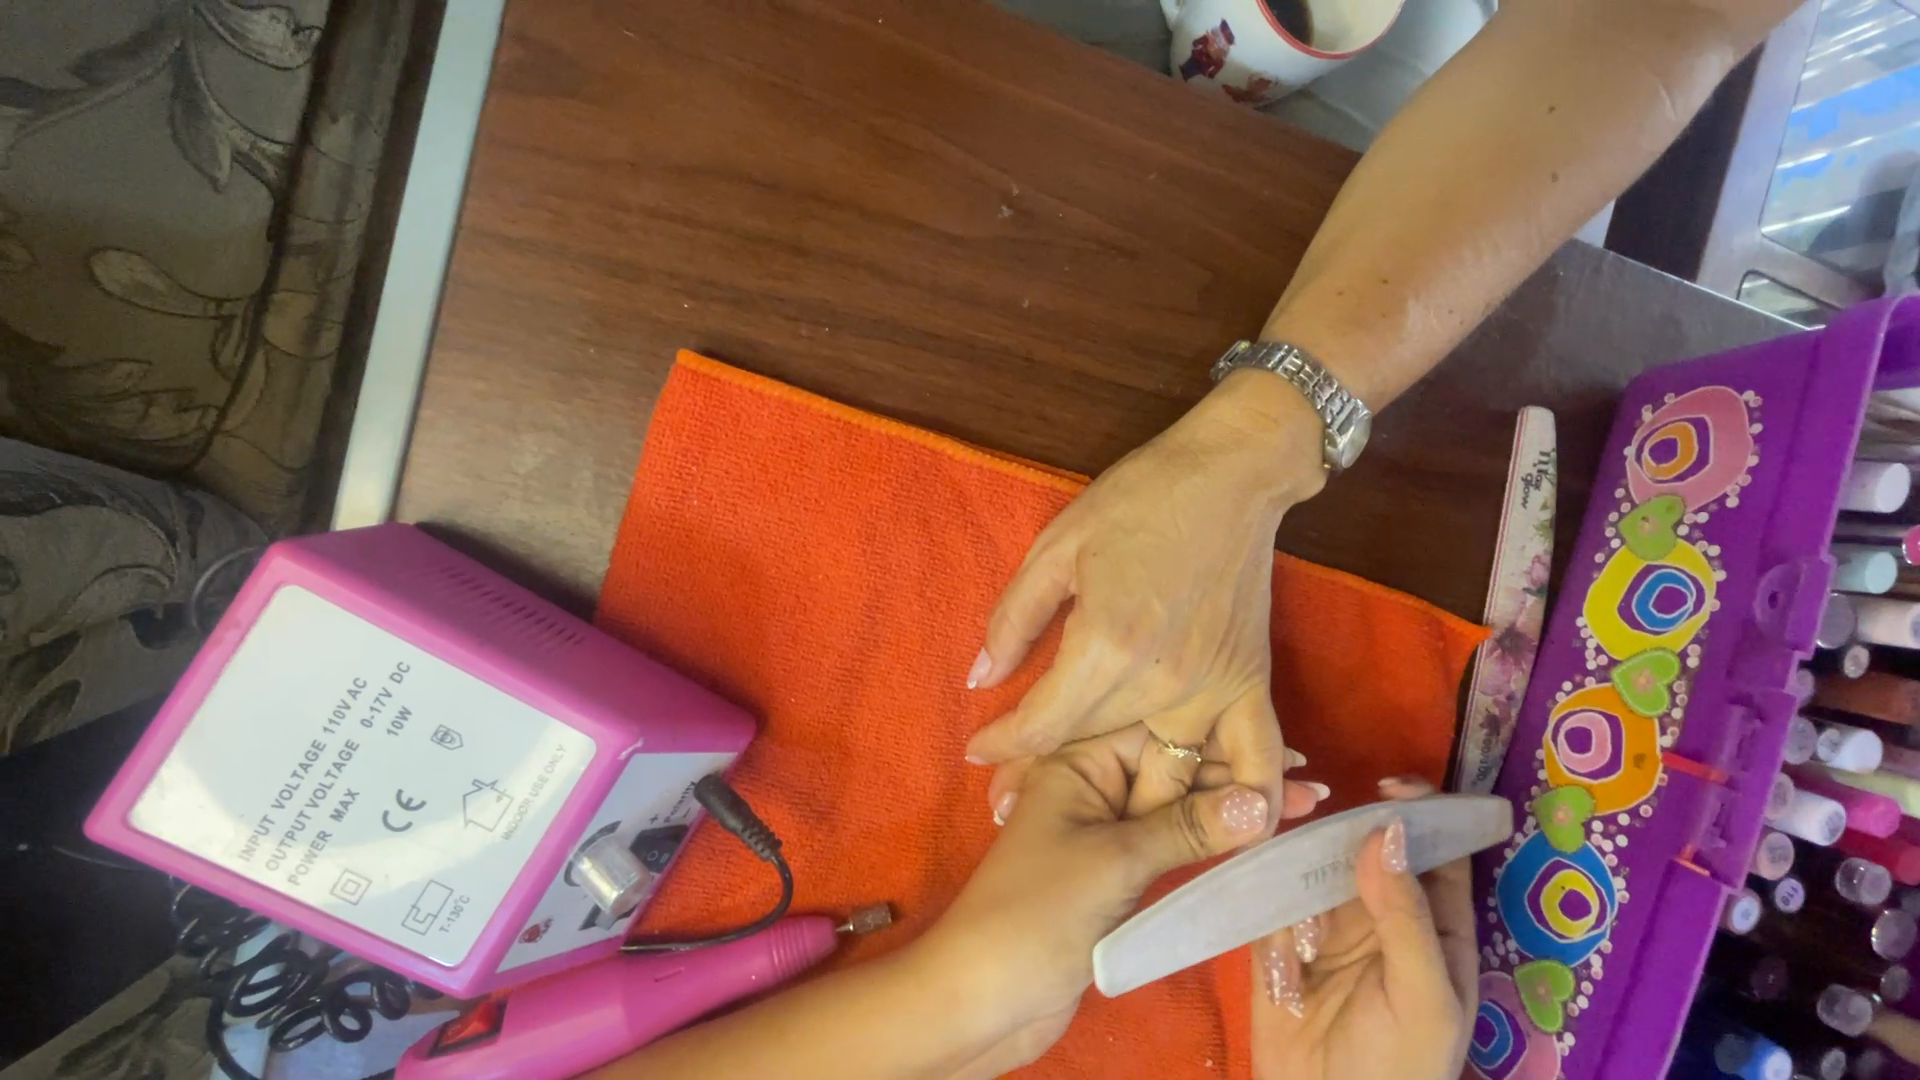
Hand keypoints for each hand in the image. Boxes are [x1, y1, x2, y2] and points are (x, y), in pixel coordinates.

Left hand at [914, 726, 1287, 1076]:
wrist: (983, 997)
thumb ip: (1184, 829)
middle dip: (1238, 779)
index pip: (1159, 738)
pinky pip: (1168, 849)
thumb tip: (1260, 800)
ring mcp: (1105, 834)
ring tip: (1303, 807)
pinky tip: (1254, 842)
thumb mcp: (1114, 862)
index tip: (1292, 756)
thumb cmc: (1036, 913)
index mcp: (1078, 763)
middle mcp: (1093, 788)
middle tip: (1313, 786)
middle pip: (1174, 774)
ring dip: (1231, 812)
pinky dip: (1209, 845)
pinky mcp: (1114, 875)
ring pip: (1177, 813)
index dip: (1224, 747)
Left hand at [965, 373, 1328, 822]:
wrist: (1230, 475)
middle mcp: (1160, 682)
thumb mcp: (1056, 548)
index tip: (980, 754)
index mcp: (1105, 644)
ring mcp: (1212, 689)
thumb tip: (979, 679)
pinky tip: (1223, 833)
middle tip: (1007, 794)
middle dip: (1043, 772)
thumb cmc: (1136, 501)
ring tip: (1083, 819)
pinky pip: (1252, 760)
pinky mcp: (1252, 683)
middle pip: (1093, 748)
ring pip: (1157, 765)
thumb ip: (1014, 619)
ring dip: (1122, 799)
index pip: (1044, 722)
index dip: (1005, 744)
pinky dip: (1242, 802)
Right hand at [1249, 777, 1476, 1079]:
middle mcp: (1377, 911)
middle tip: (1318, 826)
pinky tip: (1273, 922)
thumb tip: (1385, 828)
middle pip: (1363, 846)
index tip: (1388, 784)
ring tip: (1297, 901)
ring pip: (1311, 862)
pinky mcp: (1274, 932)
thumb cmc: (1396, 1069)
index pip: (1434, 852)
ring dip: (1299, 864)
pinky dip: (1267, 891)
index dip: (1422, 812)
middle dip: (1344, 830)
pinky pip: (1269, 891)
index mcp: (1431, 926)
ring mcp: (1323, 920)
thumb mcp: (1422, 999)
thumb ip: (1405, 914)